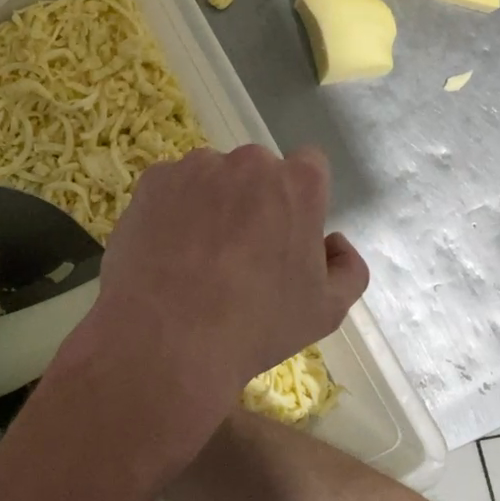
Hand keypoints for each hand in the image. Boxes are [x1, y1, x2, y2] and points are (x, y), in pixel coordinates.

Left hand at [53, 144, 369, 426]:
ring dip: (209, 203)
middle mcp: (248, 162)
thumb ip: (346, 268)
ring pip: (210, 178)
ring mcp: (195, 168)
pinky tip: (166, 253)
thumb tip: (334, 242)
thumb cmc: (256, 326)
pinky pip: (170, 189)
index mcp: (298, 183)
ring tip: (195, 257)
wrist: (166, 337)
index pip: (309, 168)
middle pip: (256, 172)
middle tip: (238, 253)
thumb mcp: (326, 311)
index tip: (284, 234)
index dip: (298, 200)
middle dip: (252, 201)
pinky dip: (170, 211)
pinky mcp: (153, 181)